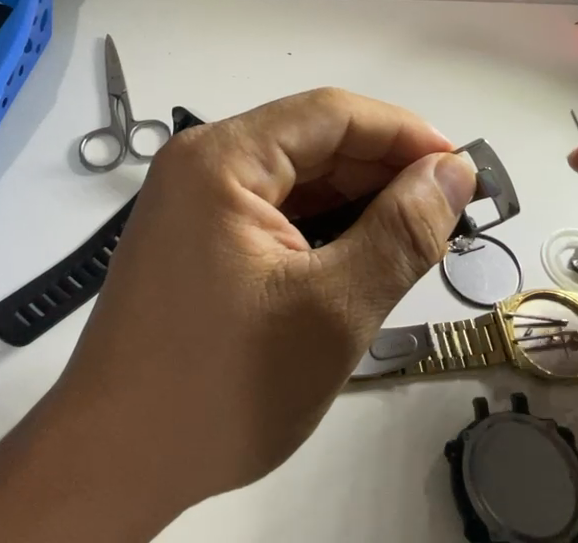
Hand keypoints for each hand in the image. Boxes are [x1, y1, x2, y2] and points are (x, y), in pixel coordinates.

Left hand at [0, 88, 475, 541]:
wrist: (113, 462)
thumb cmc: (220, 388)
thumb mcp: (331, 310)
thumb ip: (400, 232)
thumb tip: (452, 172)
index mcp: (222, 158)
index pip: (331, 114)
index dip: (404, 134)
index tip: (464, 171)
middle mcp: (200, 164)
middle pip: (312, 141)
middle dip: (384, 171)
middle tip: (450, 215)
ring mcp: (191, 202)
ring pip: (295, 179)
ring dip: (357, 203)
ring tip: (415, 241)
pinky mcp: (193, 239)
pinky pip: (271, 212)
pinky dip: (321, 229)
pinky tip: (359, 259)